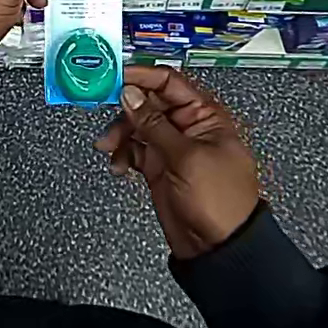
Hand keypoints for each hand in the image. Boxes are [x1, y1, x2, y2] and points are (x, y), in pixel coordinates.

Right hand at [96, 66, 260, 259]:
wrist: (219, 251)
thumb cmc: (220, 201)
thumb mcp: (186, 157)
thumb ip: (154, 123)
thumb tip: (130, 94)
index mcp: (204, 114)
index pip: (169, 82)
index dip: (142, 76)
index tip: (117, 75)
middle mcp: (186, 126)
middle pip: (148, 102)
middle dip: (126, 107)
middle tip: (107, 113)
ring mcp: (171, 147)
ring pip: (137, 125)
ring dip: (120, 133)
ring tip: (110, 147)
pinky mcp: (159, 166)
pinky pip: (134, 149)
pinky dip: (122, 154)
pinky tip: (119, 165)